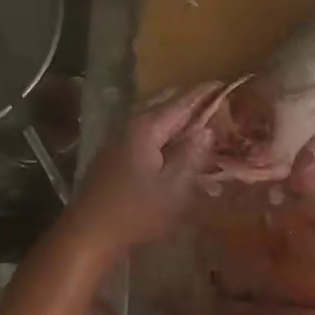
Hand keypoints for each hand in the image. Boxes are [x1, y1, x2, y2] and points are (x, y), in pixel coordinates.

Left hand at [62, 82, 225, 254]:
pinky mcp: (116, 148)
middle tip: (215, 103)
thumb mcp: (174, 189)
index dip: (203, 94)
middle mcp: (132, 122)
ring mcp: (121, 134)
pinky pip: (146, 126)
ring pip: (153, 113)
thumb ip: (191, 155)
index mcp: (147, 127)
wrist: (91, 229)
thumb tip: (207, 129)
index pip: (181, 102)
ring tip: (200, 118)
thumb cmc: (137, 211)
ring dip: (176, 112)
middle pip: (165, 101)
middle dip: (189, 99)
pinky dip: (164, 125)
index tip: (223, 84)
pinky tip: (174, 140)